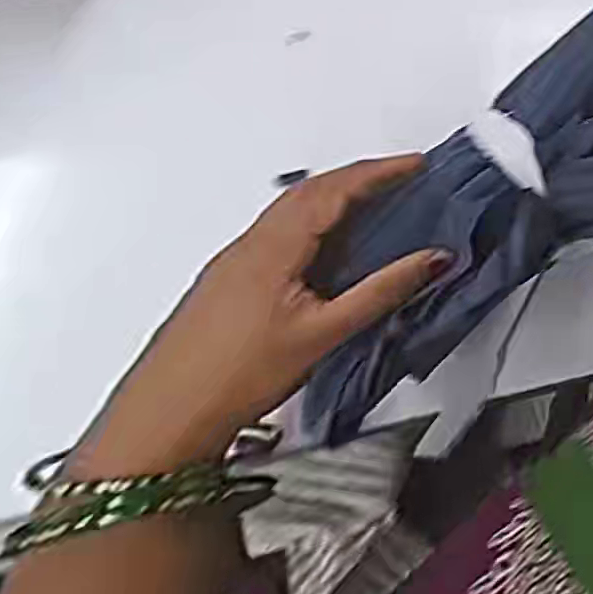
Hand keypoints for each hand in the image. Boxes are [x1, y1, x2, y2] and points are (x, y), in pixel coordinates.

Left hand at [67, 156, 448, 479]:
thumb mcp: (325, 333)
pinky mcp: (231, 282)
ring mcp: (233, 265)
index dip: (377, 171)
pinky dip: (320, 215)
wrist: (156, 430)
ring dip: (339, 192)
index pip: (330, 192)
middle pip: (308, 191)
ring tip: (381, 195)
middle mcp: (247, 249)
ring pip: (292, 209)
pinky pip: (282, 230)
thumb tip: (436, 258)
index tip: (416, 163)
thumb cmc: (231, 380)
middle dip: (360, 174)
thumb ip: (385, 289)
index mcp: (269, 252)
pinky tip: (339, 235)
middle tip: (405, 172)